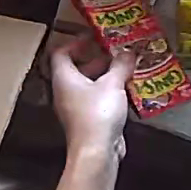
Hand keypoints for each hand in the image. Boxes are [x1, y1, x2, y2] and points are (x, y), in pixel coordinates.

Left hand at [48, 37, 134, 160]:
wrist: (96, 151)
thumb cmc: (98, 114)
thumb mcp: (112, 84)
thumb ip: (121, 65)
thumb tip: (128, 52)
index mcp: (64, 79)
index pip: (61, 54)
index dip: (75, 42)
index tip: (94, 37)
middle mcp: (66, 92)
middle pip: (77, 69)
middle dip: (97, 59)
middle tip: (116, 52)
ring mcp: (76, 107)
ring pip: (89, 85)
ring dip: (106, 76)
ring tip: (126, 68)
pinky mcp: (89, 120)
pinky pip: (98, 100)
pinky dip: (111, 92)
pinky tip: (128, 90)